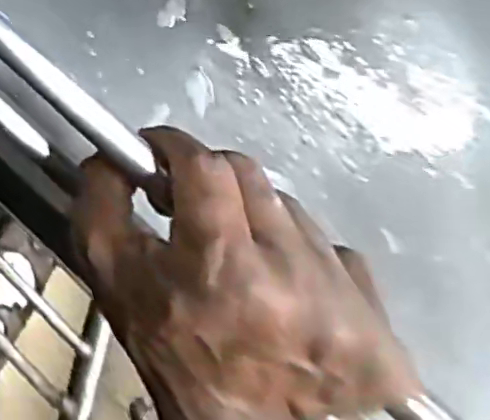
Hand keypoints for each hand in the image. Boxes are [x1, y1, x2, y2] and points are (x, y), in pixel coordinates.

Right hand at [73, 128, 422, 419]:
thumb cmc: (162, 340)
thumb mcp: (105, 262)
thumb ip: (100, 194)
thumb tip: (115, 154)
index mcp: (224, 264)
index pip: (207, 166)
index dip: (174, 146)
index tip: (155, 150)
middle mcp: (297, 281)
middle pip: (253, 179)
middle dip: (211, 179)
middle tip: (187, 202)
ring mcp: (352, 314)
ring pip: (296, 215)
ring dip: (257, 218)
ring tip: (234, 252)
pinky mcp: (389, 343)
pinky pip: (343, 260)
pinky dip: (306, 260)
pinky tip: (281, 286)